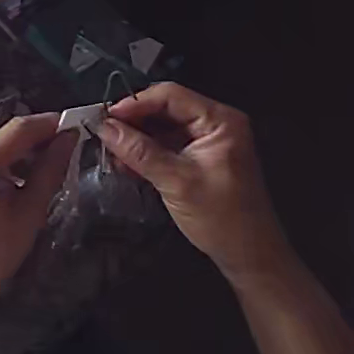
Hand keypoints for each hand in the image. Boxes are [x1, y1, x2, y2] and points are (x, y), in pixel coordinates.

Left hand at [0, 114, 73, 311]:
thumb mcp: (30, 212)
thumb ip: (50, 169)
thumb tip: (69, 138)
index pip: (19, 129)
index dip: (50, 124)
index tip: (76, 125)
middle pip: (7, 132)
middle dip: (38, 139)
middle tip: (68, 150)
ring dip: (22, 150)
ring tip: (46, 168)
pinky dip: (4, 158)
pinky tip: (20, 176)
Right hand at [97, 83, 293, 283]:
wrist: (251, 258)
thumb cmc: (222, 219)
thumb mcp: (176, 182)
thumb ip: (138, 151)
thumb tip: (103, 126)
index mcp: (219, 121)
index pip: (169, 95)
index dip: (134, 103)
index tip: (105, 118)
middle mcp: (213, 123)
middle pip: (162, 108)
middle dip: (131, 121)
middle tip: (102, 133)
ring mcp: (205, 140)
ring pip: (159, 126)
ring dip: (134, 137)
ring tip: (109, 150)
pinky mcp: (196, 156)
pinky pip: (163, 143)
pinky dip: (143, 151)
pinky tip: (123, 162)